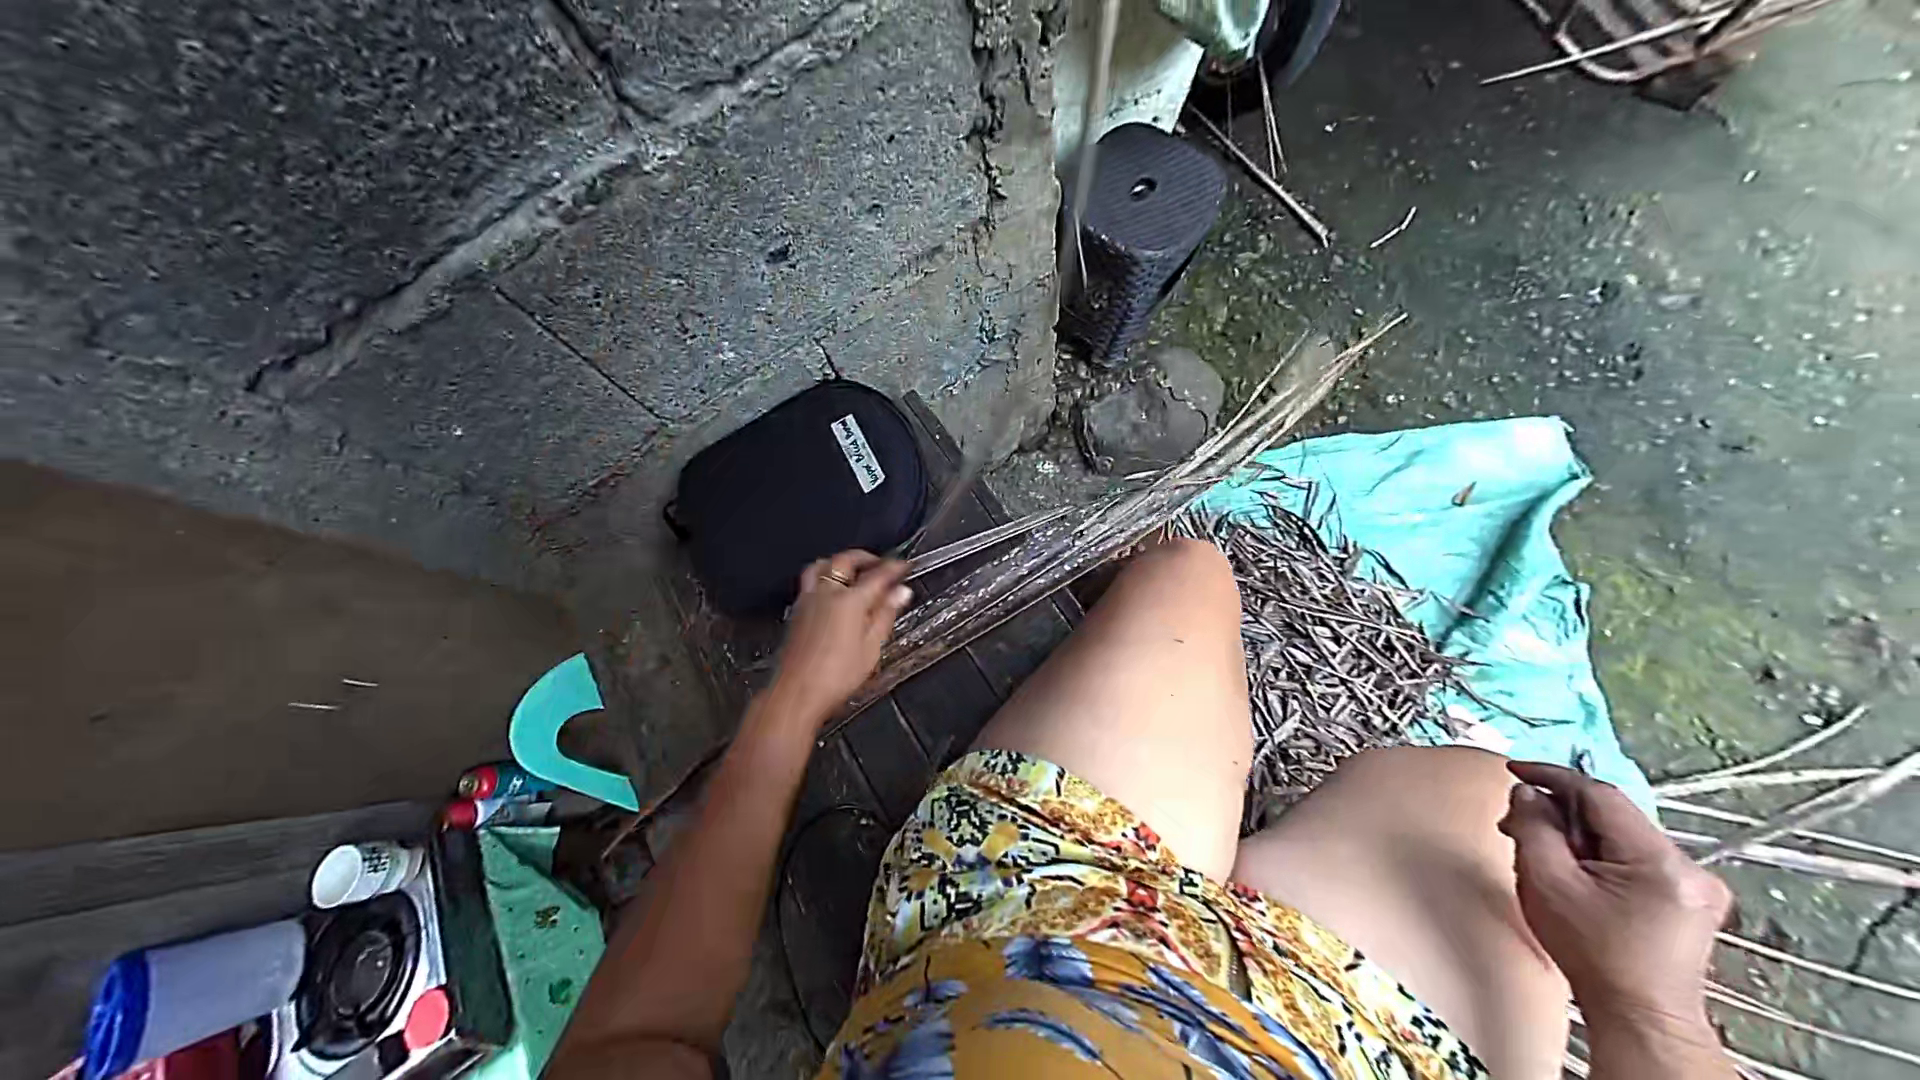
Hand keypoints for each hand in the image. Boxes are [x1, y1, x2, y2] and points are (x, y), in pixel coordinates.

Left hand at [768, 551, 911, 721]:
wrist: (797, 692)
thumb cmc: (834, 676)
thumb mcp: (871, 647)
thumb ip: (885, 614)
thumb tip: (900, 593)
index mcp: (850, 600)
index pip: (878, 574)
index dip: (894, 567)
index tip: (904, 566)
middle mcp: (826, 594)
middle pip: (845, 560)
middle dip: (866, 557)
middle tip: (880, 563)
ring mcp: (808, 600)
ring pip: (821, 565)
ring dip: (839, 562)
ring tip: (852, 569)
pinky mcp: (796, 611)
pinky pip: (809, 581)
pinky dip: (823, 576)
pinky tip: (830, 590)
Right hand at [1499, 761, 1732, 1031]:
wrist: (1639, 1015)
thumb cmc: (1589, 950)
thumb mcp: (1545, 879)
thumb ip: (1533, 825)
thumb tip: (1528, 792)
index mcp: (1660, 862)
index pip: (1600, 794)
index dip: (1552, 776)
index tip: (1514, 769)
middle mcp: (1689, 868)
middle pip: (1610, 815)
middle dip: (1559, 811)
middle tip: (1516, 822)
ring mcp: (1695, 885)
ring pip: (1618, 833)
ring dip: (1574, 832)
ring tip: (1539, 849)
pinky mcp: (1688, 898)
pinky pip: (1631, 854)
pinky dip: (1594, 851)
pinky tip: (1570, 867)